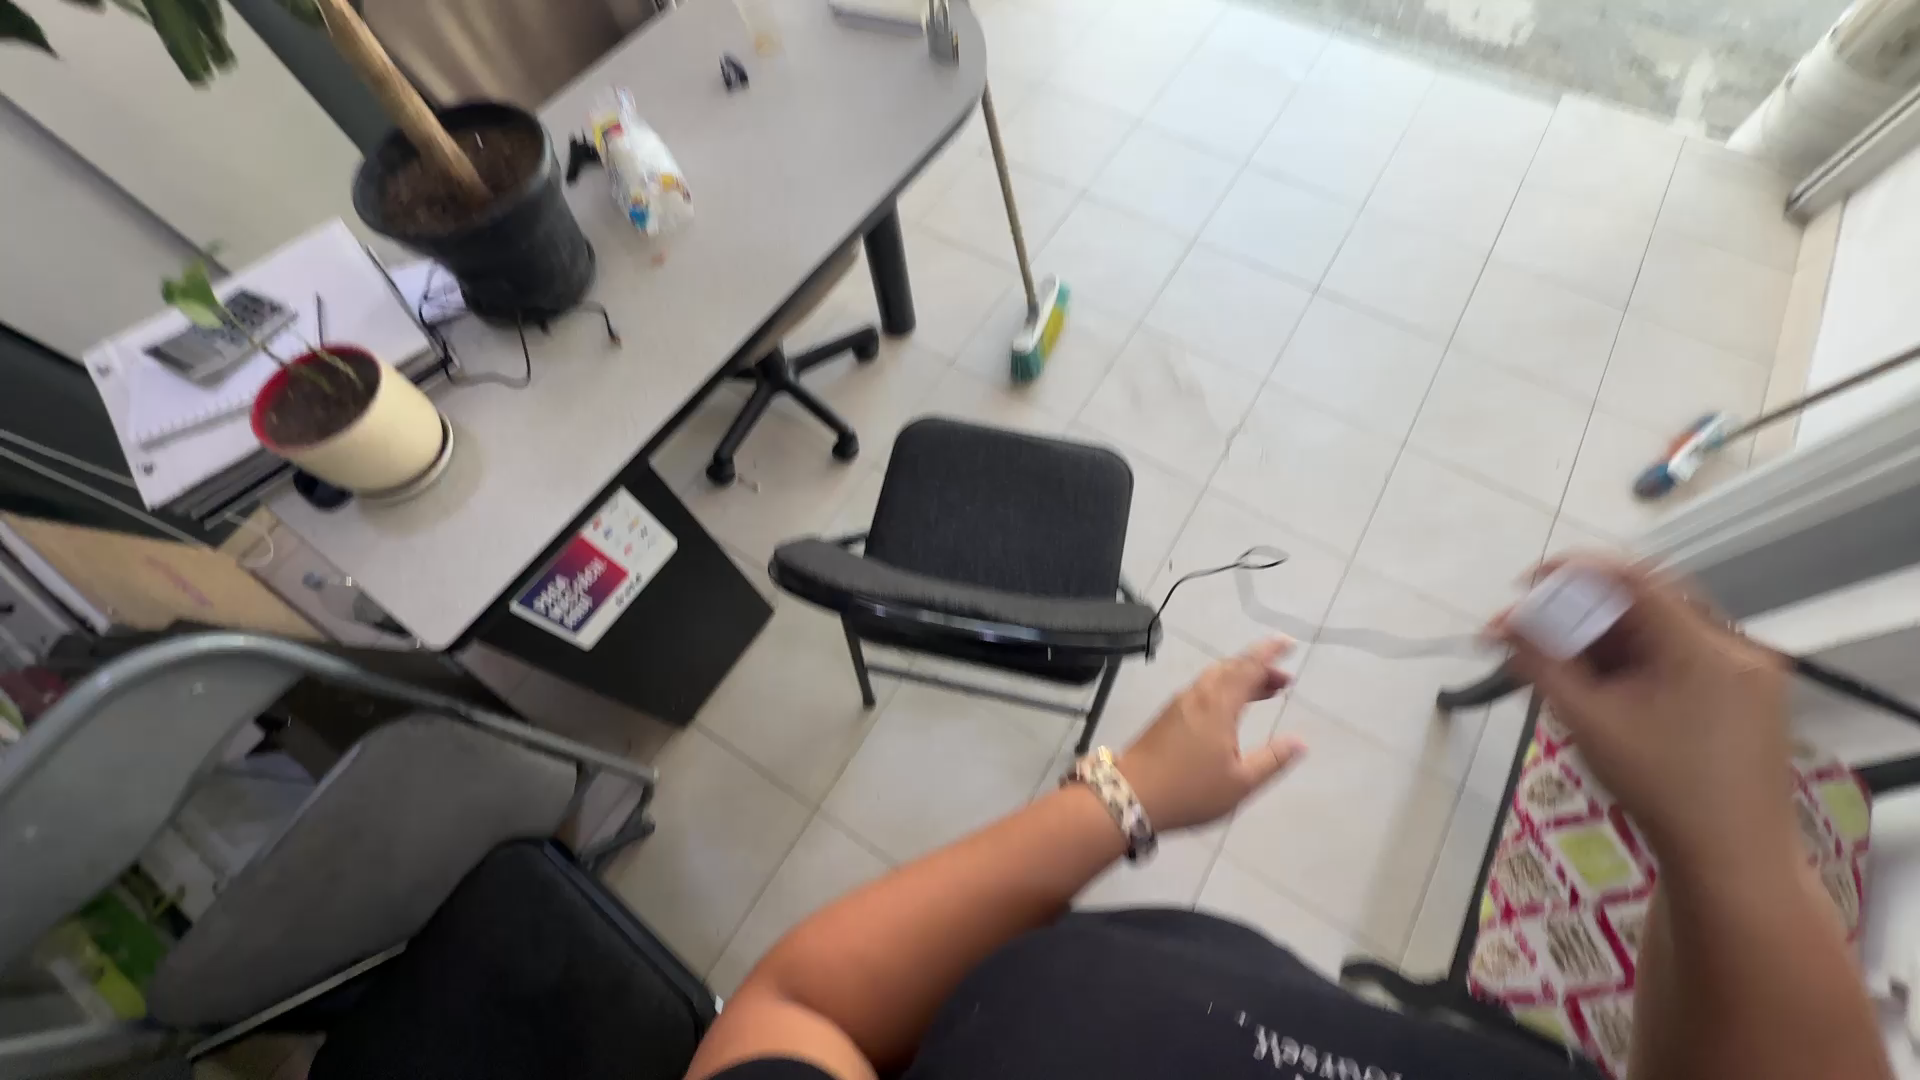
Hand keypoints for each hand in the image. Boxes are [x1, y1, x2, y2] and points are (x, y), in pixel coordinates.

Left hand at [1115, 639, 1306, 831]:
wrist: (1131, 794)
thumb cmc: (1190, 790)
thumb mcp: (1241, 783)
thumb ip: (1273, 759)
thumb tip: (1301, 741)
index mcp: (1217, 705)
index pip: (1248, 667)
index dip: (1269, 652)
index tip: (1288, 642)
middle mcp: (1197, 696)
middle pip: (1230, 668)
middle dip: (1258, 667)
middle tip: (1284, 680)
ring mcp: (1179, 704)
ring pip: (1214, 678)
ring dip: (1240, 678)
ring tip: (1266, 691)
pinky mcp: (1167, 716)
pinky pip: (1202, 689)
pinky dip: (1224, 688)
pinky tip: (1231, 708)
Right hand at [1495, 556, 1797, 877]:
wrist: (1731, 856)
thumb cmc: (1657, 786)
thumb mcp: (1586, 719)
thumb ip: (1539, 662)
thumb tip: (1499, 623)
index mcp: (1706, 650)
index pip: (1632, 579)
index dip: (1570, 571)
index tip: (1522, 586)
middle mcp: (1735, 648)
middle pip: (1641, 602)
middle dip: (1574, 611)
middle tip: (1526, 634)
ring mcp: (1744, 670)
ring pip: (1653, 627)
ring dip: (1596, 636)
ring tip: (1552, 667)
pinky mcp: (1740, 691)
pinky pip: (1670, 652)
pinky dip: (1623, 657)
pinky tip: (1593, 683)